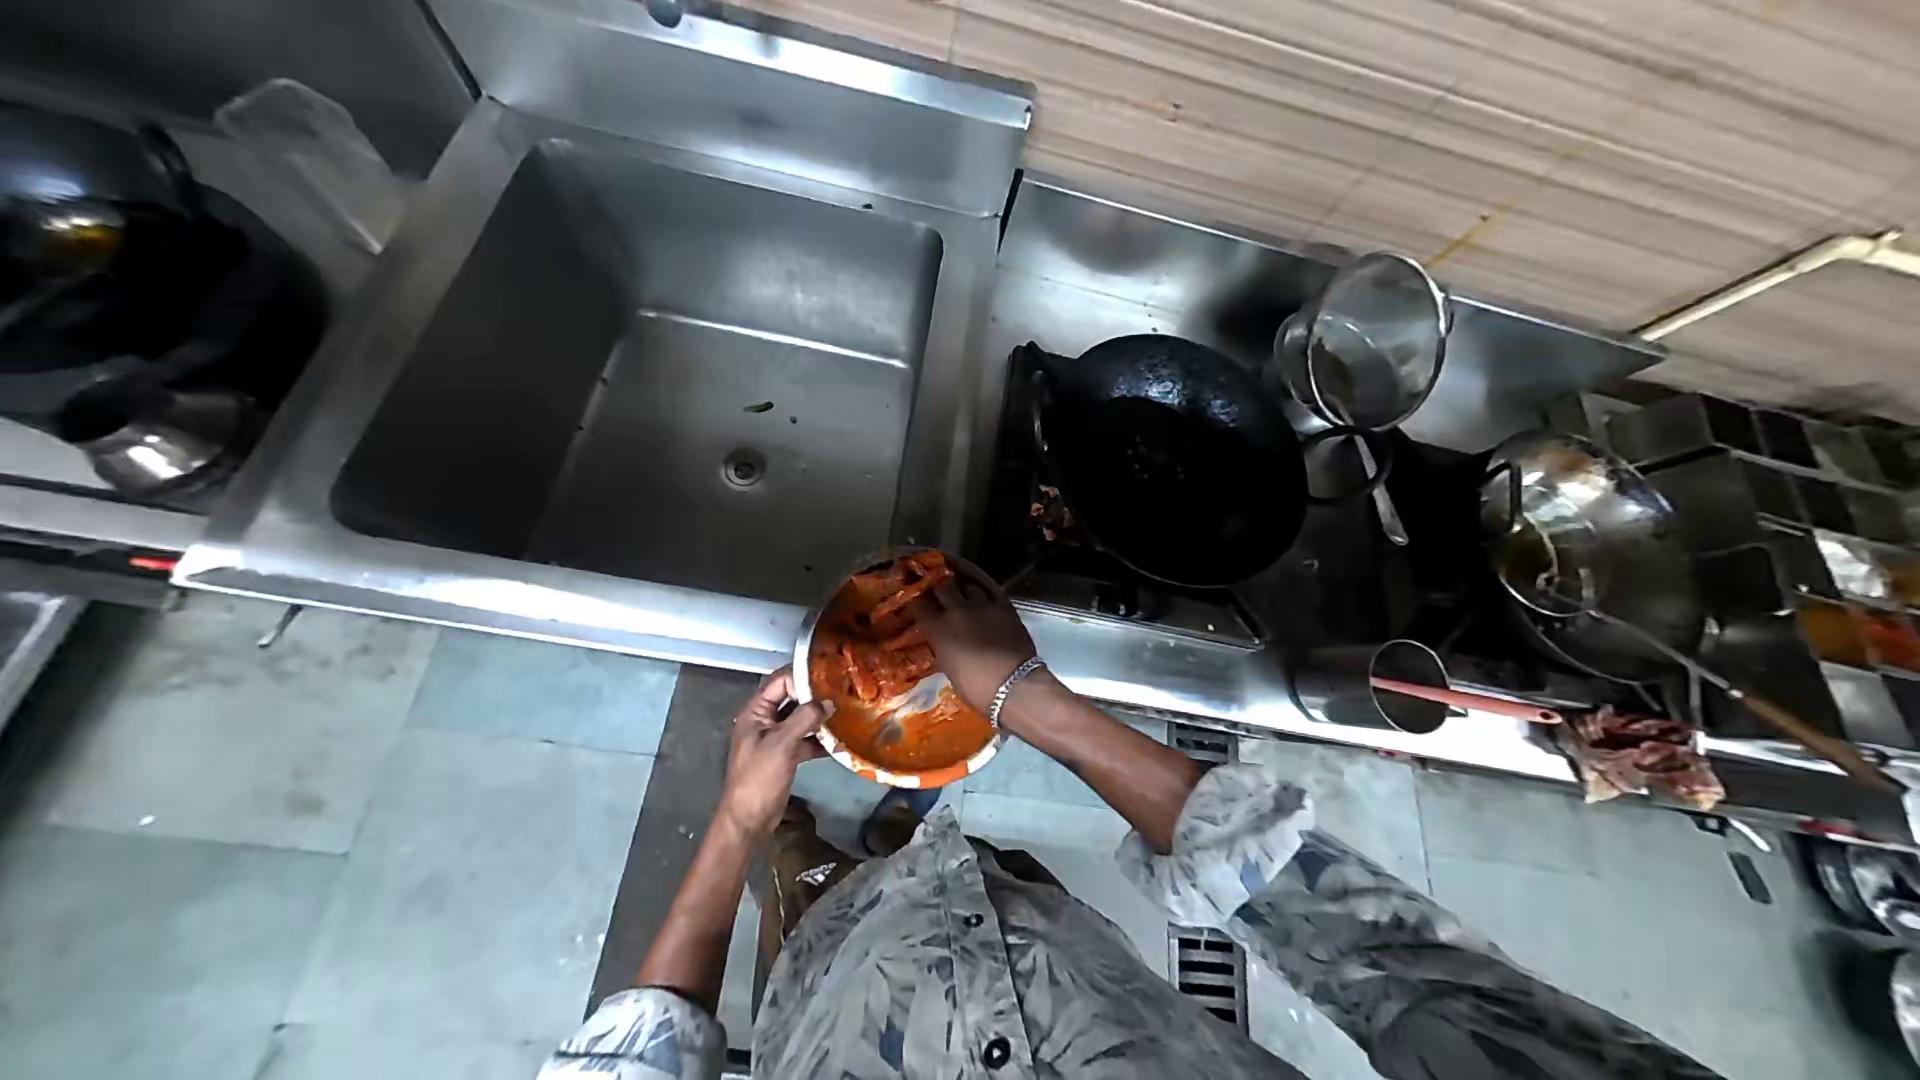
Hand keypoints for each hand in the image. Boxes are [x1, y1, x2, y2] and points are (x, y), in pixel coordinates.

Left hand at [716, 667, 830, 837]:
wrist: (748, 819)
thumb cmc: (759, 777)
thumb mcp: (782, 744)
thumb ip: (805, 718)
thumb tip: (829, 702)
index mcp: (756, 712)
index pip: (780, 682)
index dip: (803, 676)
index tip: (830, 675)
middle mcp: (764, 720)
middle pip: (792, 698)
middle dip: (815, 695)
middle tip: (842, 689)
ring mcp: (775, 738)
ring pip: (800, 719)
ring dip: (819, 717)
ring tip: (845, 710)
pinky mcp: (785, 754)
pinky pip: (805, 739)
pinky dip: (819, 739)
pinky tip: (839, 740)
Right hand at [910, 577, 1038, 713]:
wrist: (1013, 685)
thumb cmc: (976, 688)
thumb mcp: (949, 667)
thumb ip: (943, 646)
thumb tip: (942, 639)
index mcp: (938, 630)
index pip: (919, 604)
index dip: (916, 598)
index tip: (915, 596)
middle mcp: (956, 611)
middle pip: (941, 586)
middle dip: (936, 585)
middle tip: (934, 585)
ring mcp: (981, 605)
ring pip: (966, 584)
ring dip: (960, 586)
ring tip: (958, 586)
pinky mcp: (1003, 605)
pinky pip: (990, 586)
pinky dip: (981, 582)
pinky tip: (976, 582)